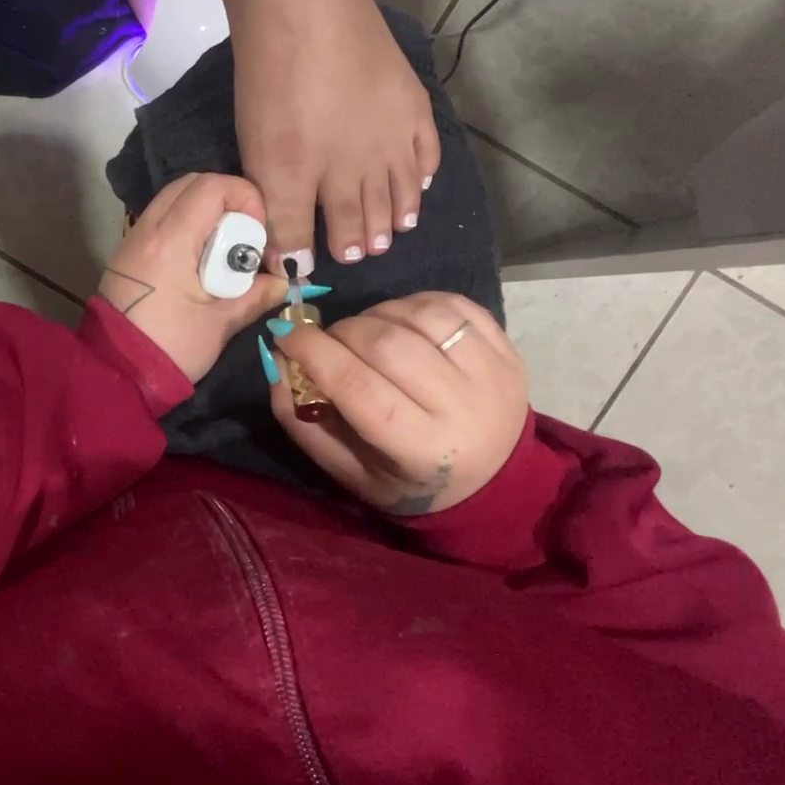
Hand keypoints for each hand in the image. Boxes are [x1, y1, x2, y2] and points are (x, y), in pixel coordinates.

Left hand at [100, 174, 287, 382]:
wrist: (115, 374)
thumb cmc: (171, 348)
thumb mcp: (220, 323)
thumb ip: (255, 294)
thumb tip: (282, 280)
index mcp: (170, 242)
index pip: (211, 187)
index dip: (244, 198)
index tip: (257, 232)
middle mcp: (146, 231)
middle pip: (190, 184)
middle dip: (225, 201)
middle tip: (242, 237)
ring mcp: (131, 241)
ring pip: (172, 201)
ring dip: (203, 214)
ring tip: (222, 252)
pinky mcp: (126, 256)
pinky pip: (159, 222)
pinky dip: (183, 228)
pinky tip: (198, 263)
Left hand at [234, 0, 440, 268]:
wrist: (309, 15)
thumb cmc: (280, 96)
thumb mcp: (270, 167)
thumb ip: (285, 219)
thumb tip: (295, 269)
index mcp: (336, 179)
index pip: (344, 223)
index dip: (344, 244)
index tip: (348, 260)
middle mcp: (374, 159)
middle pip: (375, 203)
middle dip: (373, 230)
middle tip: (377, 249)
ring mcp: (395, 123)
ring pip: (402, 179)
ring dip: (400, 206)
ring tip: (403, 225)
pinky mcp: (405, 90)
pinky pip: (425, 142)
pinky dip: (425, 165)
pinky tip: (425, 177)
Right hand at [267, 293, 525, 513]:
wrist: (493, 481)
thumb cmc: (405, 480)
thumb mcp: (345, 470)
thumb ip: (302, 421)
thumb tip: (277, 359)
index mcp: (421, 449)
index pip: (358, 387)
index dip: (314, 353)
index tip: (286, 335)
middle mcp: (464, 408)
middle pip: (388, 345)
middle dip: (342, 332)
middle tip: (328, 341)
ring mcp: (493, 374)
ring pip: (420, 316)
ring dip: (377, 314)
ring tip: (365, 331)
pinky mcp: (507, 350)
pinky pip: (453, 305)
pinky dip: (413, 303)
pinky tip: (399, 321)